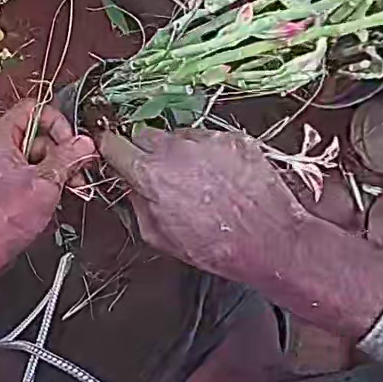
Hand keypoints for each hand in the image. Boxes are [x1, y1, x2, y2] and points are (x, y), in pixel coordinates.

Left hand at [0, 100, 96, 293]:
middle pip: (40, 133)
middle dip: (63, 150)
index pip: (33, 108)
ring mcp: (4, 166)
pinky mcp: (10, 184)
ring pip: (41, 154)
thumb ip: (67, 158)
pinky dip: (51, 179)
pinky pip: (35, 171)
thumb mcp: (44, 182)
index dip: (56, 122)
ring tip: (74, 184)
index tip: (71, 142)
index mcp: (0, 137)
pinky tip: (62, 192)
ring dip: (61, 167)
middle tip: (78, 167)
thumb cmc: (1, 218)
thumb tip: (84, 143)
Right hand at [98, 126, 382, 338]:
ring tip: (198, 181)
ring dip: (179, 152)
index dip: (111, 148)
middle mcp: (175, 150)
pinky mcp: (232, 138)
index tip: (114, 152)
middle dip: (145, 151)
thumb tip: (129, 185)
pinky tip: (220, 177)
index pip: (113, 142)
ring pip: (177, 135)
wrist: (271, 241)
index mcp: (150, 174)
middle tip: (160, 174)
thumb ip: (136, 203)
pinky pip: (209, 138)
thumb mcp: (159, 236)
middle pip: (143, 134)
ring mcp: (205, 140)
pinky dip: (209, 153)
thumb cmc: (216, 247)